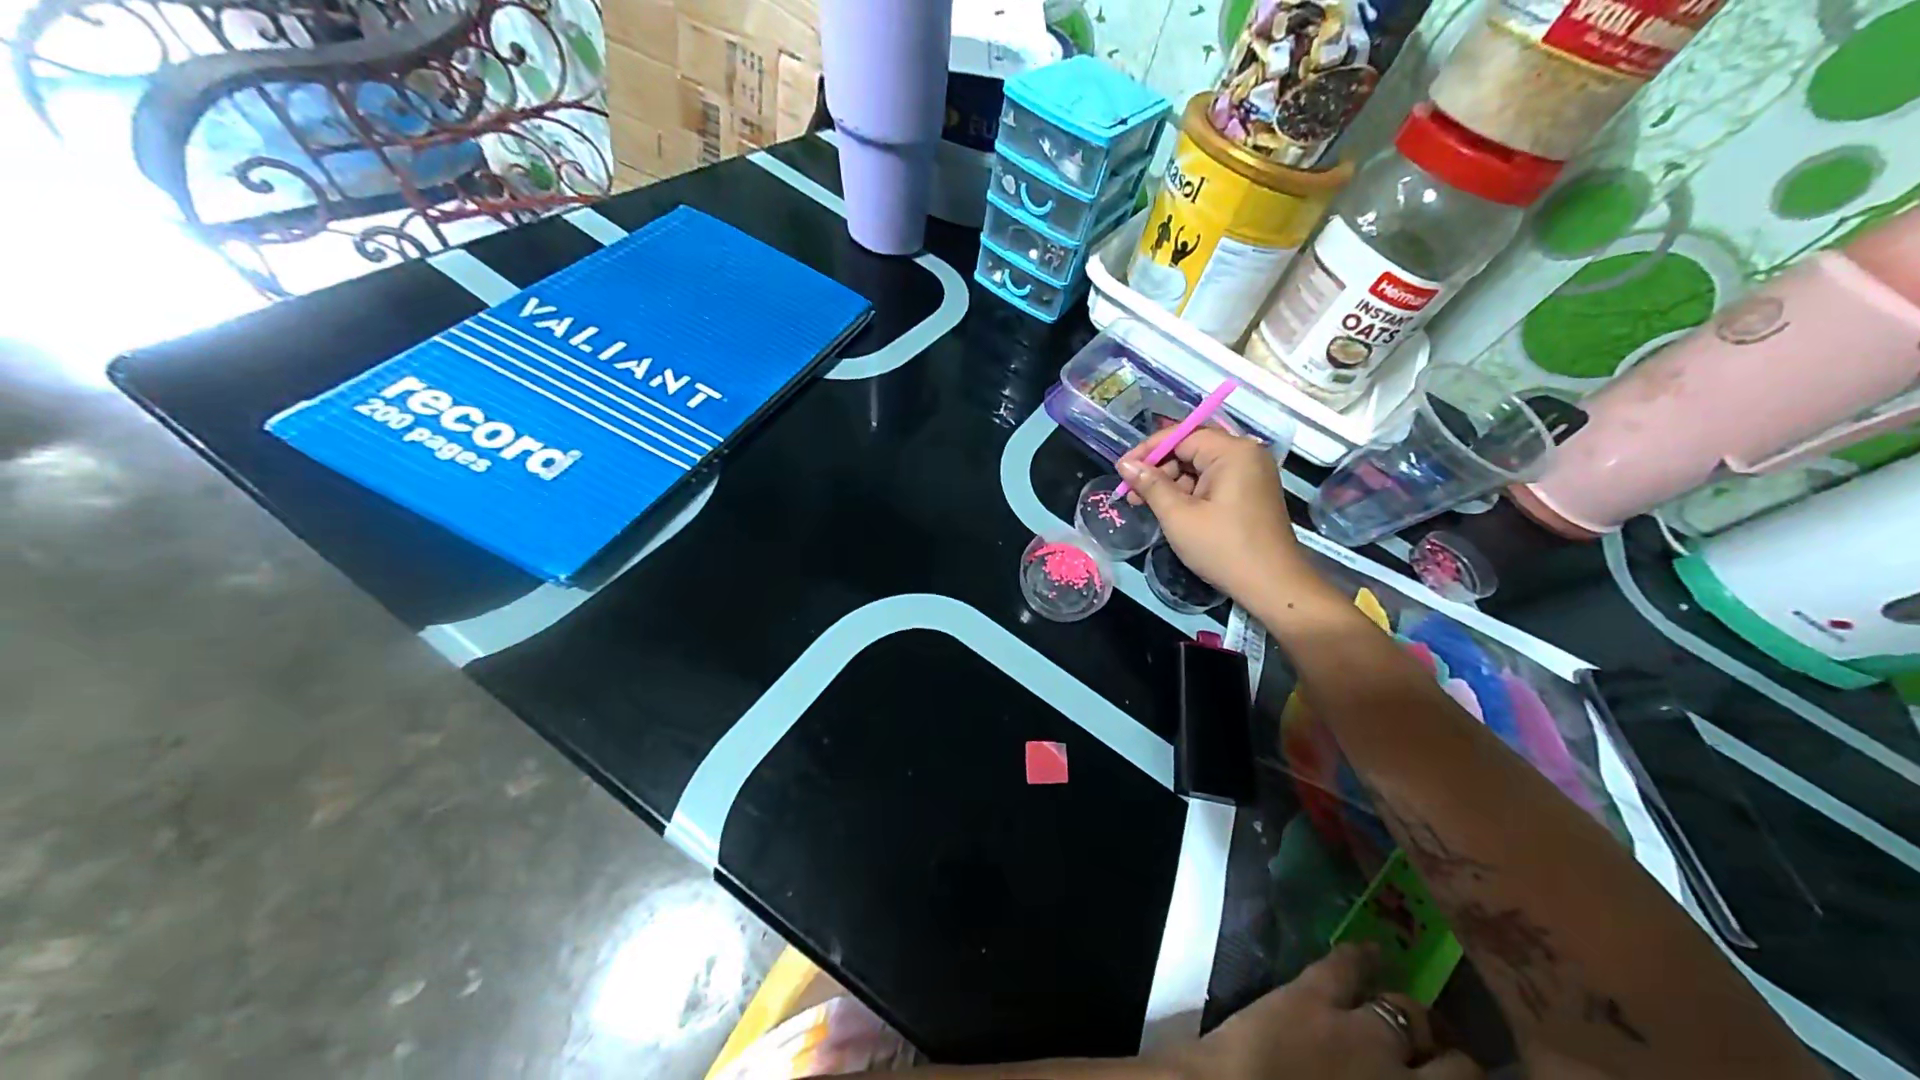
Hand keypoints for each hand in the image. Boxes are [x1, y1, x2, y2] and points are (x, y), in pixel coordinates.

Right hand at [1115, 428, 1310, 603]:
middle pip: (1191, 449)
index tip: (1122, 470)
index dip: (1147, 451)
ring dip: (1172, 483)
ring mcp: (1252, 473)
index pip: (1181, 436)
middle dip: (1159, 469)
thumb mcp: (1178, 516)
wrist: (1273, 585)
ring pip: (1201, 467)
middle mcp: (1246, 454)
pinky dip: (1191, 492)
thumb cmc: (1223, 548)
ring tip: (1148, 506)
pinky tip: (1172, 510)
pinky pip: (1214, 481)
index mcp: (1232, 452)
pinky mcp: (1252, 491)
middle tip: (1133, 494)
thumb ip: (1150, 485)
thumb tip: (1125, 463)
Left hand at [1166, 946, 1482, 1079]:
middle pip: (1457, 1069)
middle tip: (1438, 1061)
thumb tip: (1401, 1079)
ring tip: (1410, 1016)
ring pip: (1408, 1014)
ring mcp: (1362, 1033)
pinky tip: (1375, 951)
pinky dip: (1362, 957)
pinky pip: (1347, 967)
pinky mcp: (1315, 996)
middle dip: (1451, 1063)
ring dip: (1412, 1018)